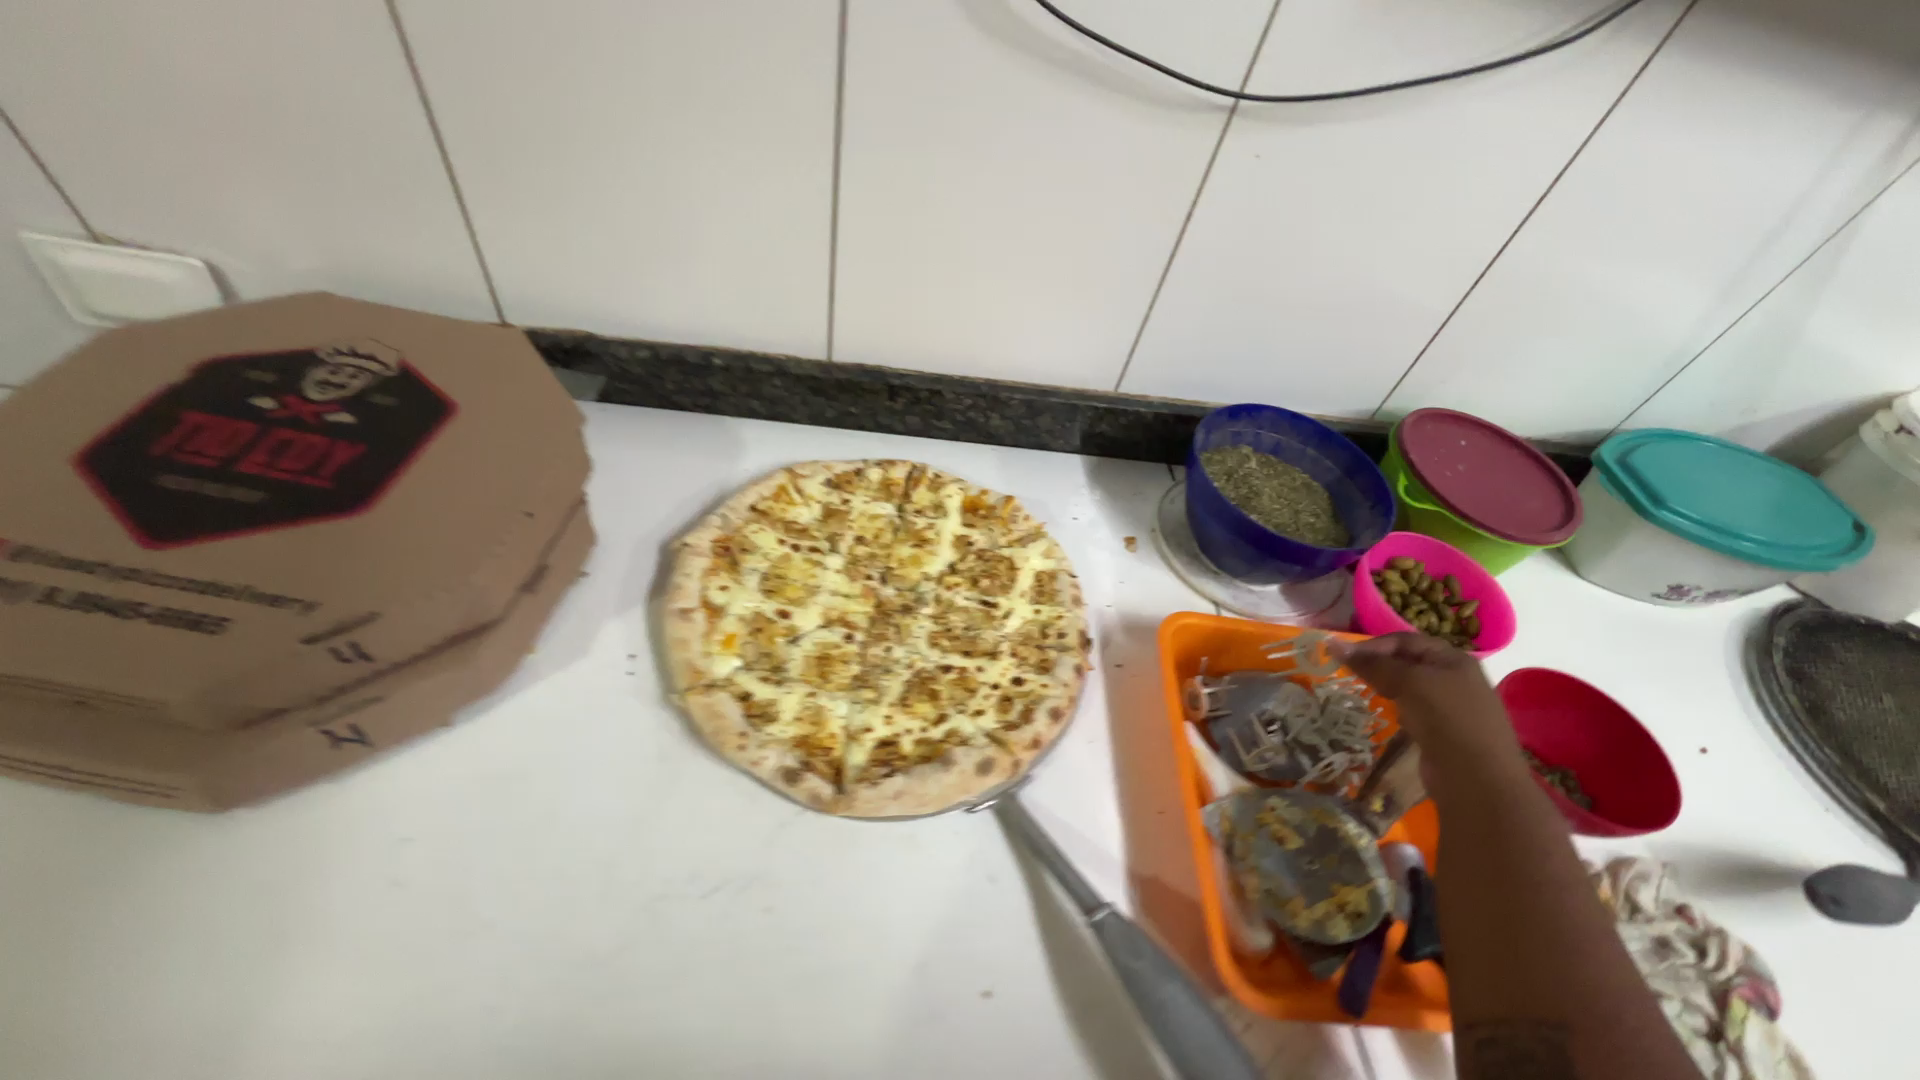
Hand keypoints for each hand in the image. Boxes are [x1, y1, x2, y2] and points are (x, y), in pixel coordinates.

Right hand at [1330, 634, 1526, 783]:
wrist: (1477, 779)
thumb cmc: (1446, 719)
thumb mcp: (1408, 682)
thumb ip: (1373, 664)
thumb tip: (1333, 644)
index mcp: (1453, 659)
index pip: (1405, 640)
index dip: (1373, 645)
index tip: (1343, 658)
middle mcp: (1454, 678)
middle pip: (1407, 662)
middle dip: (1378, 665)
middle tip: (1348, 676)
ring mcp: (1450, 706)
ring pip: (1409, 687)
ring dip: (1385, 687)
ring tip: (1361, 693)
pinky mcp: (1443, 731)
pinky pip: (1413, 710)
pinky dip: (1396, 709)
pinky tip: (1385, 715)